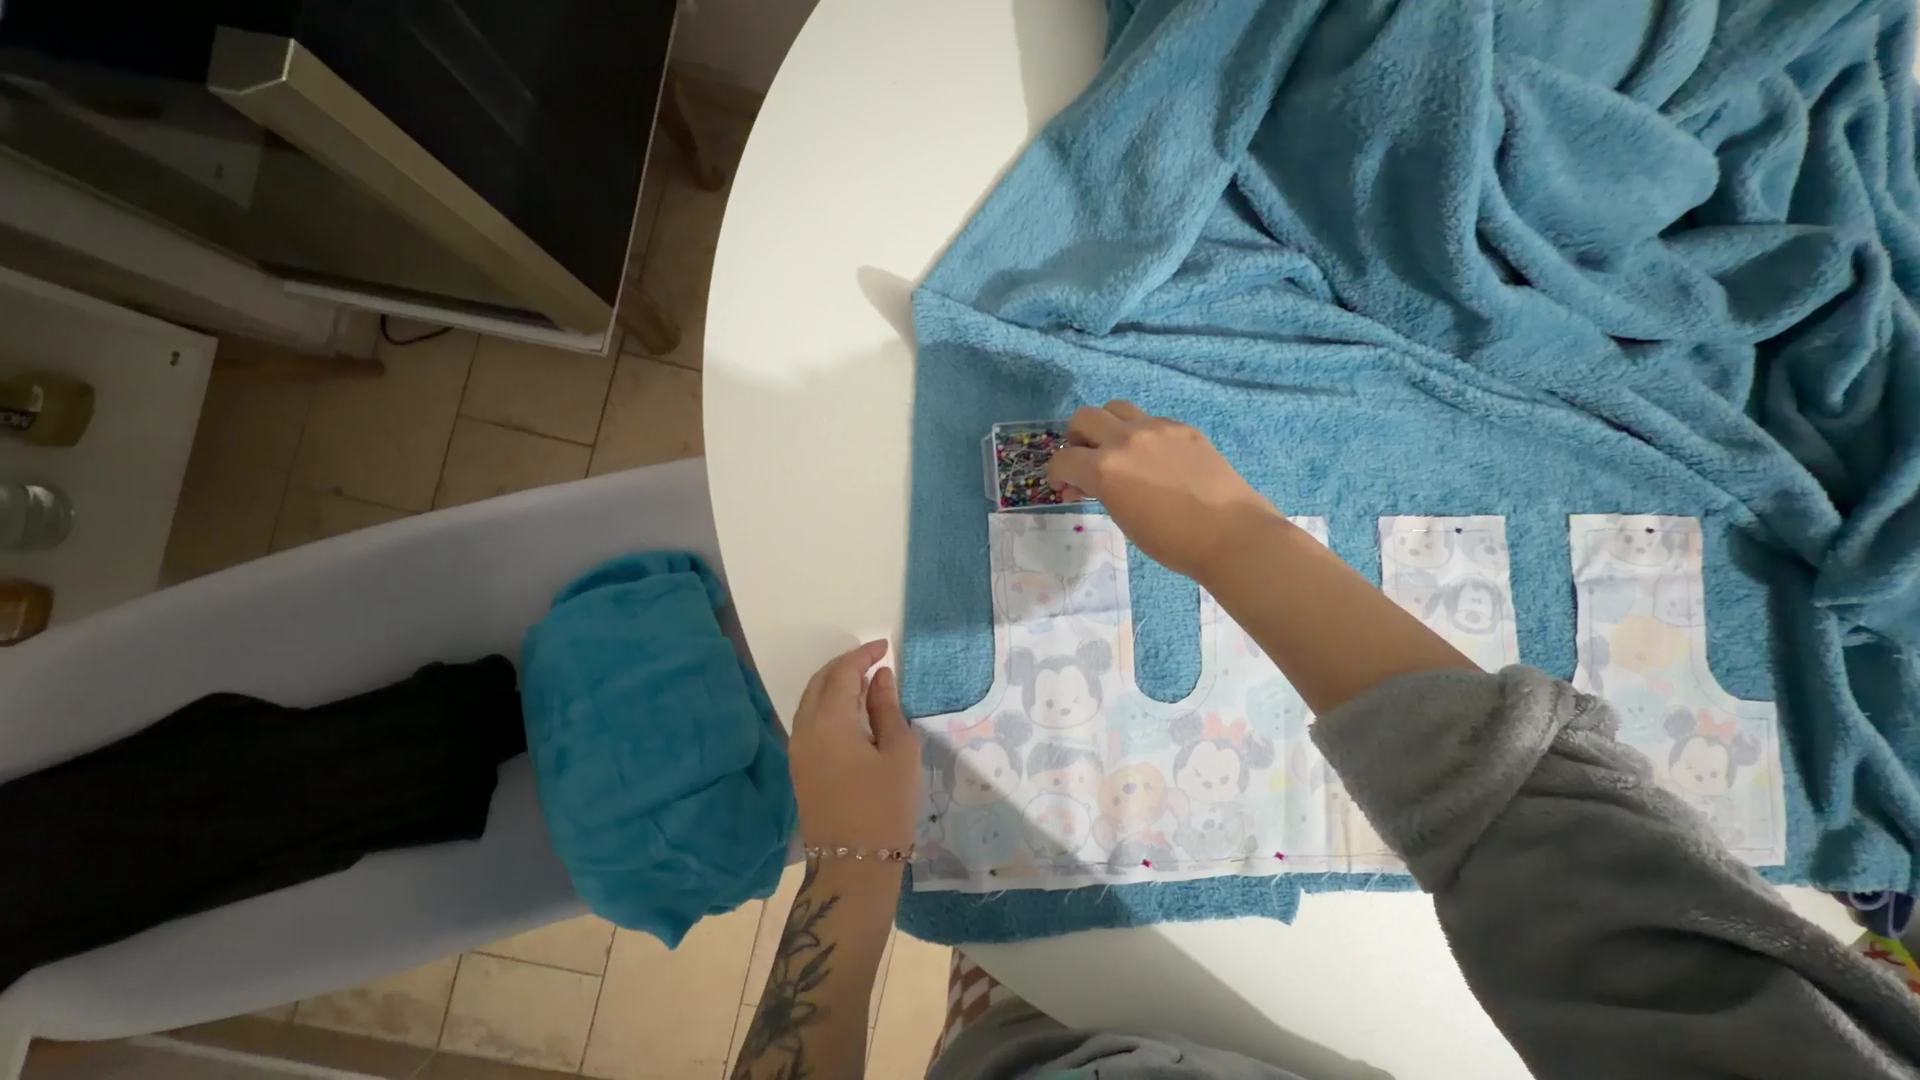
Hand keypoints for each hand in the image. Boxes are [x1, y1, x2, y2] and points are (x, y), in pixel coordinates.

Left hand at [788, 640, 921, 852]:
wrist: (853, 866)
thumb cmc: (885, 807)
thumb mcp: (898, 753)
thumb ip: (888, 709)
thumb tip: (881, 678)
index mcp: (829, 722)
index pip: (842, 674)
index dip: (863, 656)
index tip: (884, 648)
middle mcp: (805, 729)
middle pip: (820, 682)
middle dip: (845, 666)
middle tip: (874, 662)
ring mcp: (798, 750)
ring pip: (811, 701)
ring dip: (835, 685)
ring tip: (867, 683)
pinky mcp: (800, 767)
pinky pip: (810, 721)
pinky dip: (829, 706)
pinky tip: (853, 712)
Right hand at [1047, 400, 1285, 581]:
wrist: (1230, 534)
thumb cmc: (1171, 542)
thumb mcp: (1123, 520)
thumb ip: (1100, 493)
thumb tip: (1087, 485)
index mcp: (1105, 468)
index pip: (1063, 459)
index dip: (1057, 474)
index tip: (1064, 487)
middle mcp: (1126, 439)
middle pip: (1084, 418)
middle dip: (1077, 439)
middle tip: (1085, 461)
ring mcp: (1157, 429)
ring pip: (1117, 408)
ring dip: (1107, 426)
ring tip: (1117, 450)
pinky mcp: (1183, 429)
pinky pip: (1150, 421)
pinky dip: (1141, 434)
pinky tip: (1154, 459)